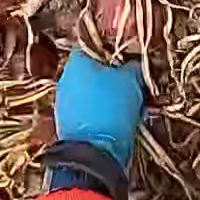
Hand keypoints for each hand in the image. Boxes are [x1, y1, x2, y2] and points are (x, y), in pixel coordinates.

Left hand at [53, 50, 144, 166]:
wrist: (94, 156)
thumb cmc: (110, 110)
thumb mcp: (132, 80)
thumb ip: (133, 66)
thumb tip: (136, 63)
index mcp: (76, 62)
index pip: (96, 43)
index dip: (115, 47)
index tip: (130, 56)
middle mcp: (65, 79)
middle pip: (94, 68)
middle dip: (114, 73)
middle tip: (133, 79)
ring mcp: (64, 103)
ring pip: (92, 90)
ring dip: (109, 93)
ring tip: (130, 101)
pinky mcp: (68, 124)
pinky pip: (89, 110)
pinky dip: (103, 111)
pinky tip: (120, 118)